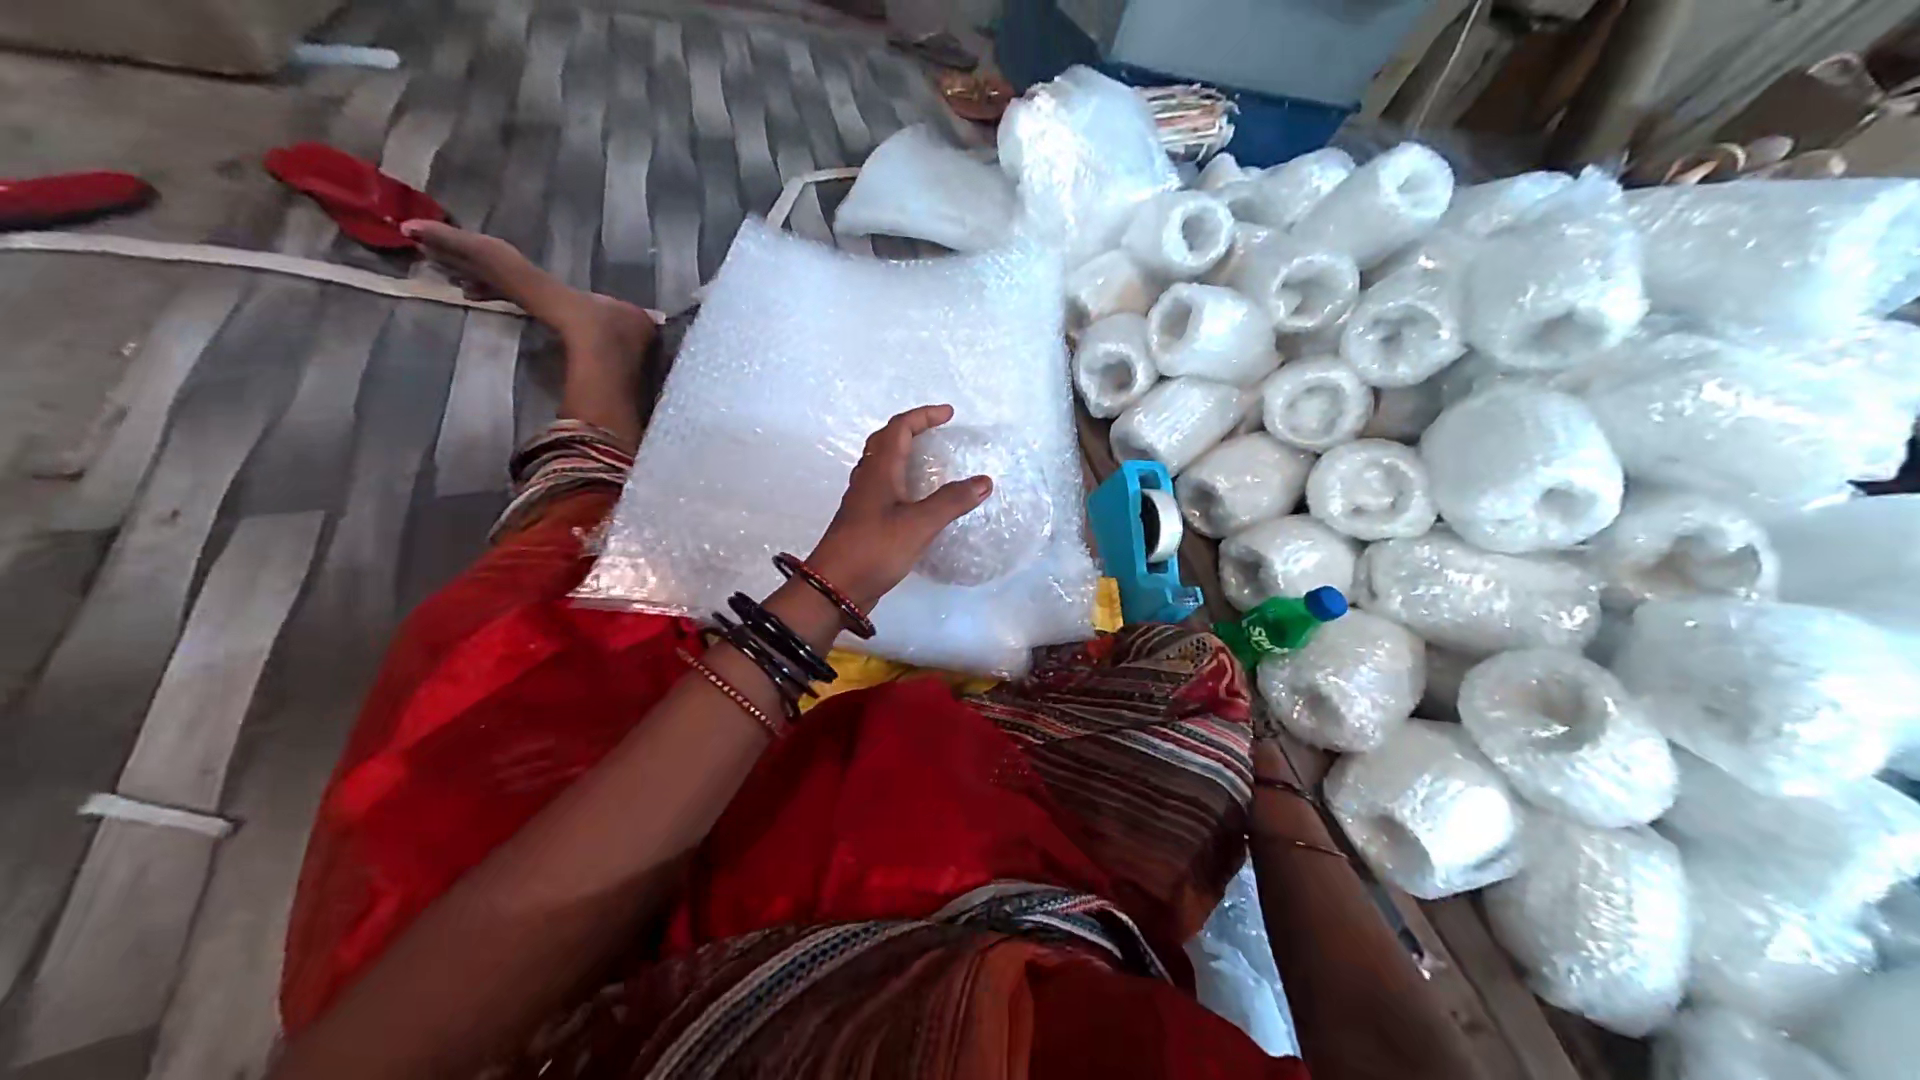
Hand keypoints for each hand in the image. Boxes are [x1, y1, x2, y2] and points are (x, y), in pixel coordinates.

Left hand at [806, 405, 992, 609]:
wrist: (834, 587)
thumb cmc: (874, 549)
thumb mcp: (919, 524)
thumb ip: (951, 501)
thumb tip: (984, 481)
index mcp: (879, 471)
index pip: (899, 428)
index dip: (923, 416)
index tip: (949, 415)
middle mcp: (867, 480)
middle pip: (885, 441)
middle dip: (912, 429)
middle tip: (937, 431)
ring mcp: (862, 501)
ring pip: (881, 464)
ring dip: (903, 452)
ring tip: (928, 459)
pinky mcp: (864, 521)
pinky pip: (883, 487)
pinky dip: (901, 479)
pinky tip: (916, 498)